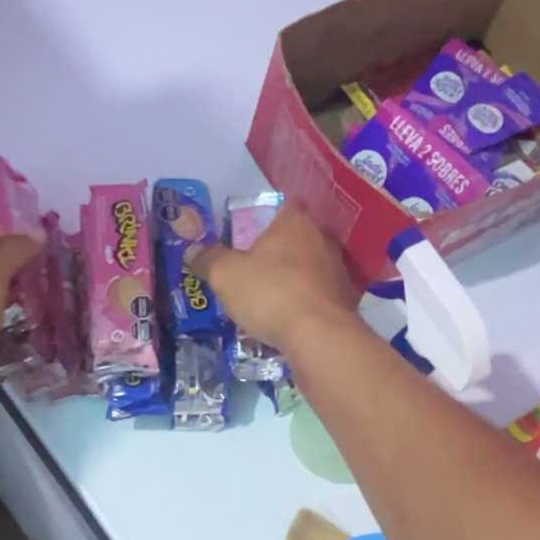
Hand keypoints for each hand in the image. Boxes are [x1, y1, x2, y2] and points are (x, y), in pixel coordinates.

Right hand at [188, 206, 362, 353]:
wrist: (318, 334)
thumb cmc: (269, 292)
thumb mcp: (226, 275)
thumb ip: (209, 260)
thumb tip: (193, 251)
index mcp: (294, 222)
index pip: (287, 205)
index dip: (271, 216)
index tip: (255, 232)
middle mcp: (322, 239)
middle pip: (299, 238)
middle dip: (281, 251)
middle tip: (258, 269)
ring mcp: (338, 270)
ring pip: (312, 268)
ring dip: (296, 279)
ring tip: (274, 299)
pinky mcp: (346, 300)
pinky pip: (320, 296)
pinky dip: (308, 304)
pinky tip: (292, 320)